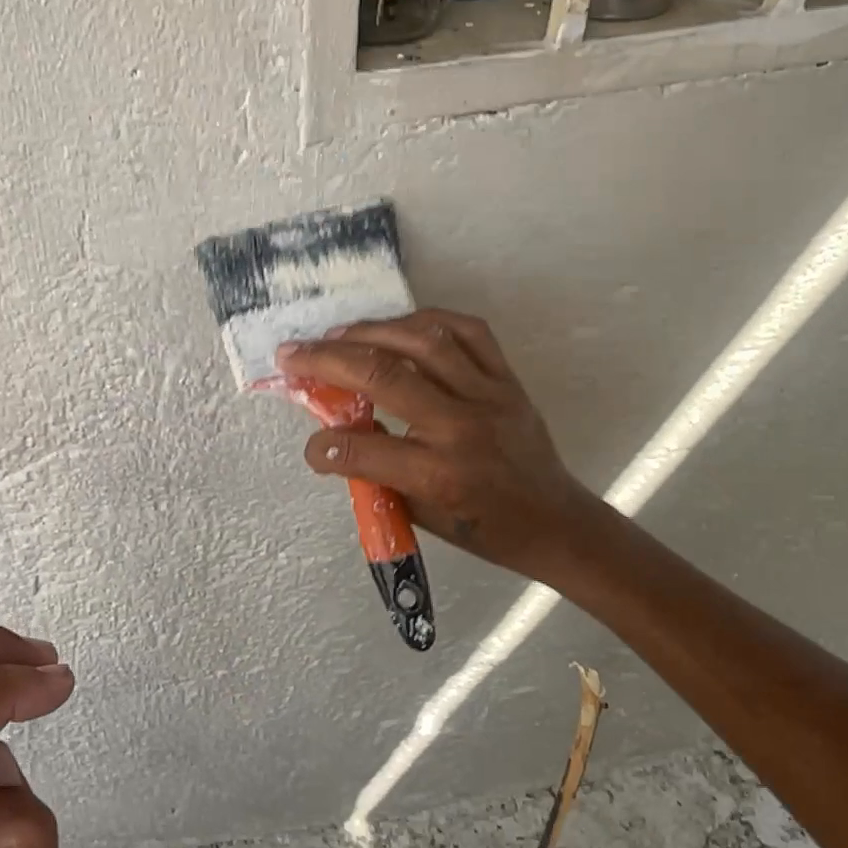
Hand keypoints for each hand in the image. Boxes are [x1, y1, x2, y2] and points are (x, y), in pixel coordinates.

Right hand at [275, 308, 601, 580]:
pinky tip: (395, 326)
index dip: (324, 448)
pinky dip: (424, 321)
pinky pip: (466, 331)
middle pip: (383, 376)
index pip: (363, 451)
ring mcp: (488, 395)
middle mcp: (462, 427)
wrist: (555, 521)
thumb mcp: (420, 513)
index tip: (311, 448)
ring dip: (369, 331)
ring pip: (421, 341)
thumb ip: (376, 472)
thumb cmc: (483, 526)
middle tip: (291, 353)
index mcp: (439, 474)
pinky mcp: (507, 378)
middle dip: (327, 360)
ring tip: (336, 335)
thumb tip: (334, 435)